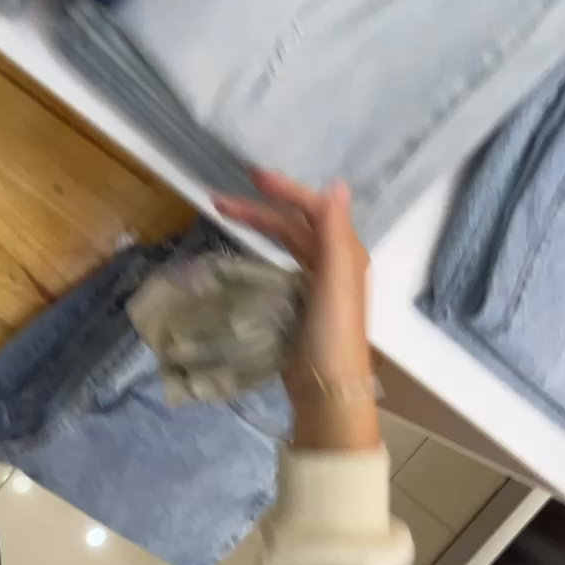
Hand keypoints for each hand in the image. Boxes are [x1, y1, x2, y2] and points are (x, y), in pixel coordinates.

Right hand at [215, 172, 379, 451]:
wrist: (327, 388)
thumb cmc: (333, 334)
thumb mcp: (336, 281)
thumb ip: (335, 233)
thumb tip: (335, 185)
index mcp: (344, 254)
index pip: (313, 211)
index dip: (284, 191)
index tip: (251, 177)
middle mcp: (332, 264)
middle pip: (293, 225)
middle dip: (259, 208)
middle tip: (220, 199)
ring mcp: (314, 284)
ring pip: (284, 243)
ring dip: (256, 226)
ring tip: (224, 216)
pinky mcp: (298, 303)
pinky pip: (277, 264)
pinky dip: (258, 250)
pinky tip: (240, 252)